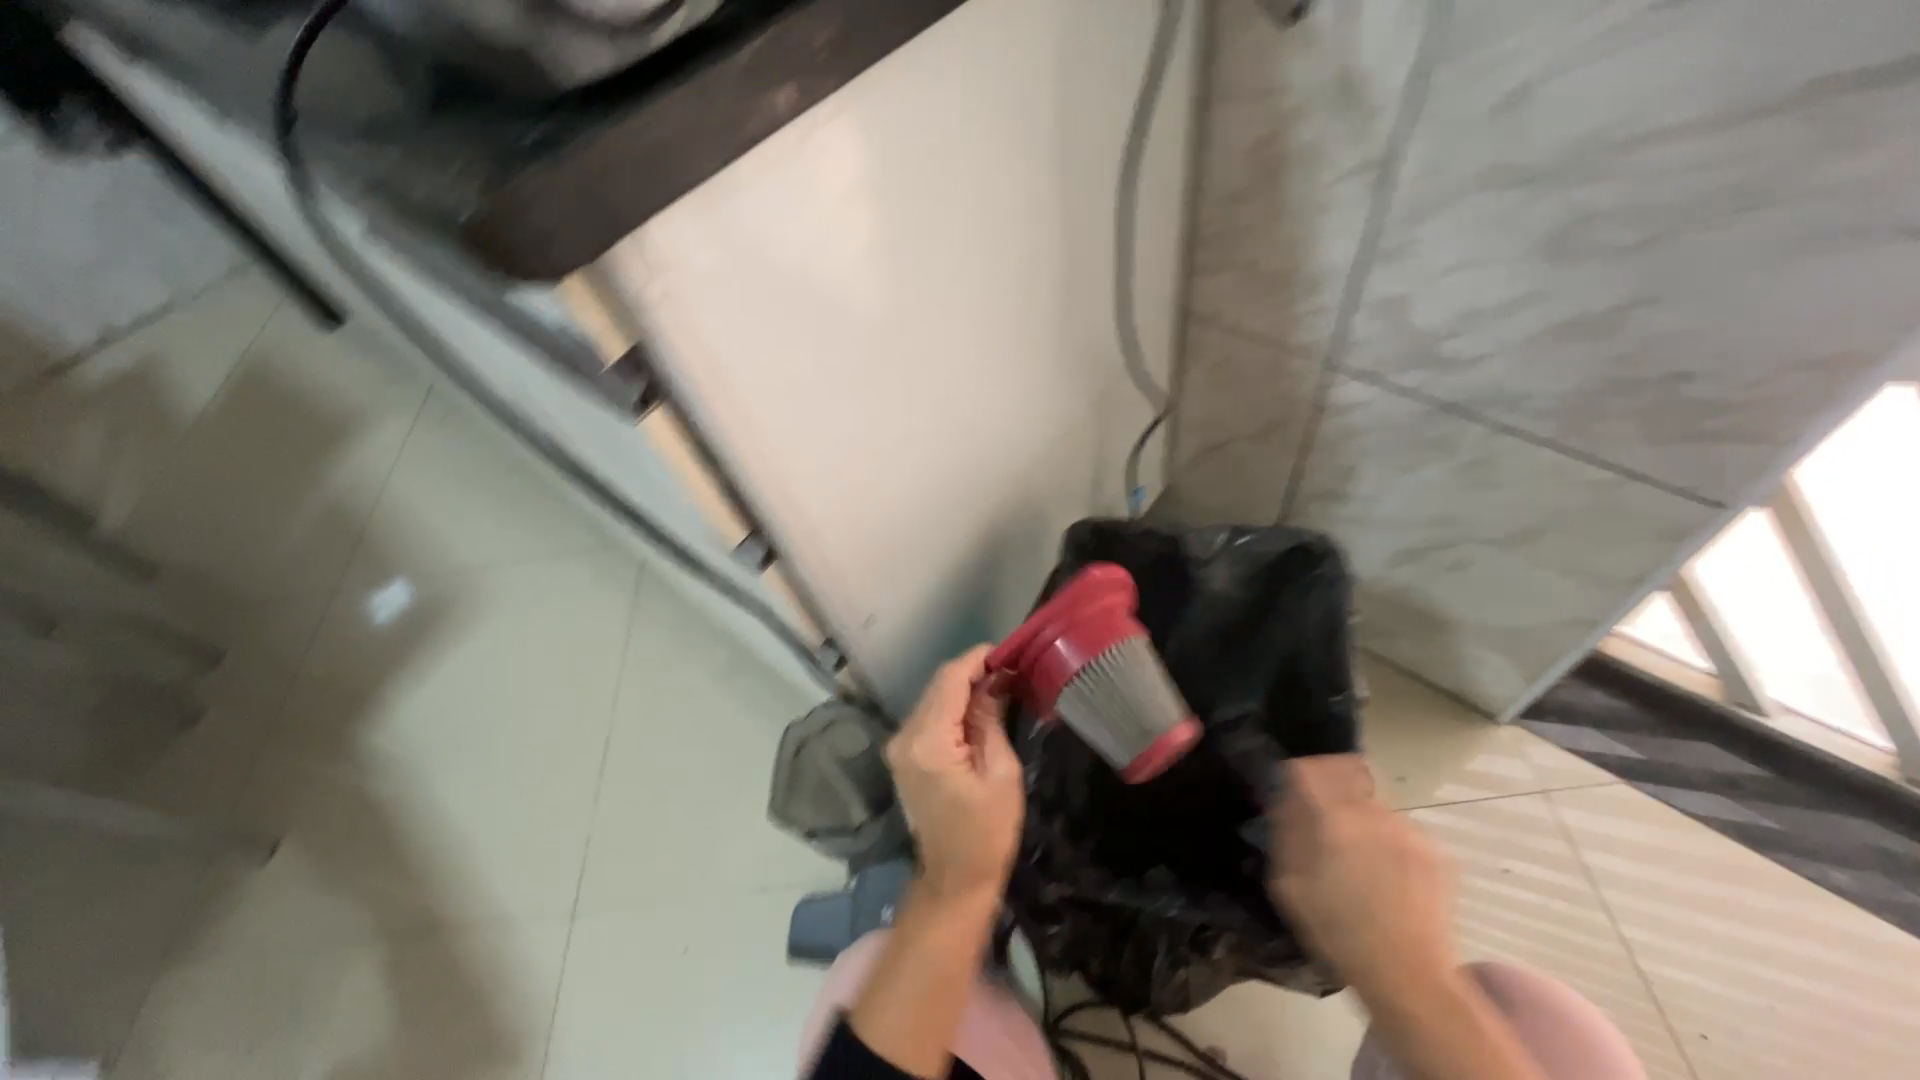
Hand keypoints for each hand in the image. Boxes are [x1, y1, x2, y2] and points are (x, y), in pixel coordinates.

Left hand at [886, 646, 1025, 903]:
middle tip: (1010, 670)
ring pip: (932, 699)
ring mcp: (899, 747)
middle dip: (972, 673)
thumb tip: (993, 682)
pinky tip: (978, 711)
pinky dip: (952, 708)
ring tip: (1000, 688)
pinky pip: (928, 718)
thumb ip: (990, 720)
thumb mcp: (1001, 773)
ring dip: (963, 689)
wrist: (955, 879)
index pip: (949, 680)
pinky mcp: (903, 757)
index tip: (1008, 652)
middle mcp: (904, 738)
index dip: (978, 660)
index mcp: (928, 742)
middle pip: (937, 685)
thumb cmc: (987, 832)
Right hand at [1267, 754, 1458, 997]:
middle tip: (1325, 831)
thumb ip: (1286, 833)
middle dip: (1332, 798)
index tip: (1292, 789)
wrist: (1408, 975)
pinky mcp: (1437, 851)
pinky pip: (1401, 832)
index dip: (1298, 774)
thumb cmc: (1336, 932)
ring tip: (1360, 864)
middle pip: (1345, 781)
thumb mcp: (1289, 885)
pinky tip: (1388, 880)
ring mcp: (1410, 831)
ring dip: (1362, 822)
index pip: (1310, 768)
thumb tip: (1286, 799)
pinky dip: (1389, 844)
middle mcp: (1373, 814)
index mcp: (1332, 820)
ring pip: (1375, 807)